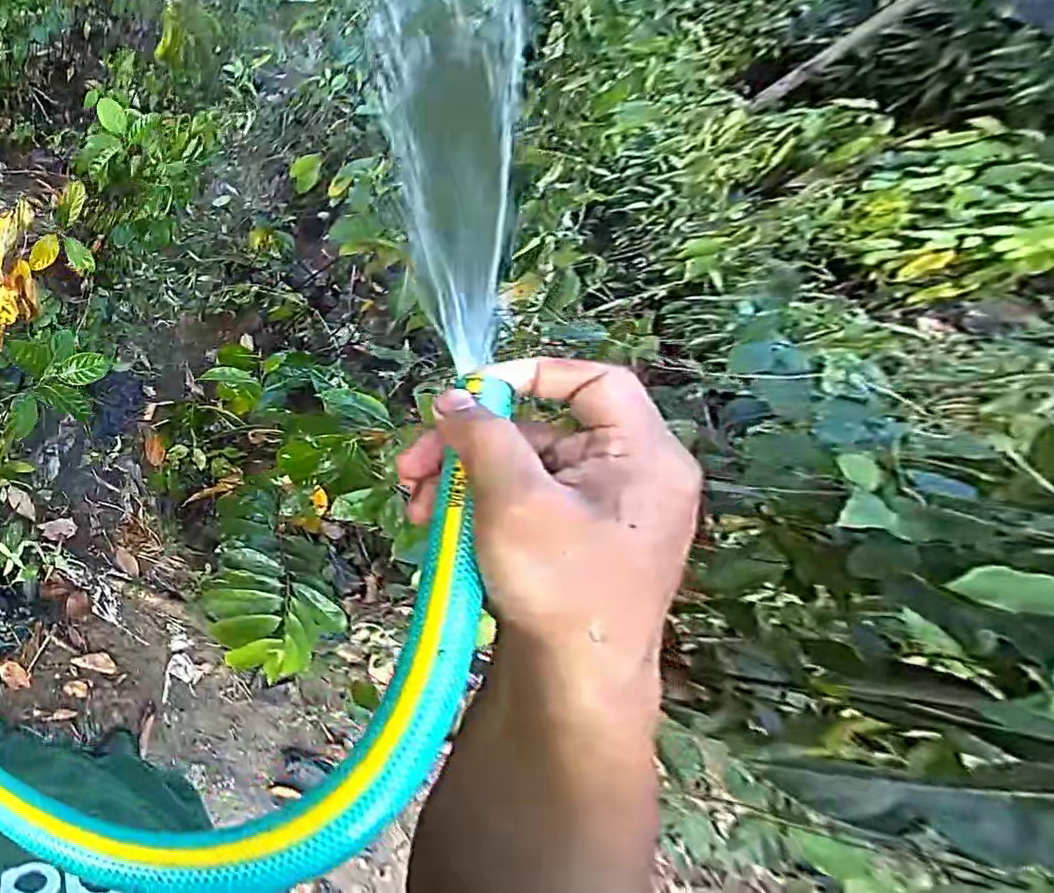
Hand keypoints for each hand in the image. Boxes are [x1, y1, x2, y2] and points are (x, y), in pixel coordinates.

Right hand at [397, 358, 699, 704]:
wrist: (574, 678)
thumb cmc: (558, 582)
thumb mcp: (513, 497)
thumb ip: (481, 435)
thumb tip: (451, 397)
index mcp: (640, 456)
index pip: (595, 381)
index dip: (530, 374)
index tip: (471, 392)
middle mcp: (624, 474)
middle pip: (533, 427)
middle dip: (465, 443)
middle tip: (412, 466)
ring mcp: (593, 506)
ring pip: (511, 463)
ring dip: (456, 476)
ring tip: (417, 506)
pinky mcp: (566, 532)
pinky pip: (512, 495)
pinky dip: (471, 501)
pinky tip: (436, 522)